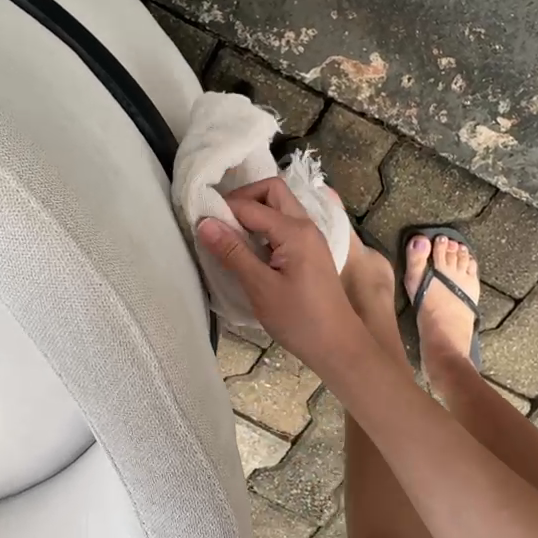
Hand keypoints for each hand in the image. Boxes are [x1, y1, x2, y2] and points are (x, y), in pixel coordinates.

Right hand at [196, 178, 366, 370]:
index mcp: (295, 231)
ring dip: (254, 212)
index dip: (222, 210)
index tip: (198, 222)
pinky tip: (249, 248)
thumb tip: (204, 223)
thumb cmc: (300, 319)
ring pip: (279, 206)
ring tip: (230, 234)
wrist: (338, 346)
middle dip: (242, 198)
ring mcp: (310, 237)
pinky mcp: (310, 250)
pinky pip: (284, 224)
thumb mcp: (260, 287)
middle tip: (219, 221)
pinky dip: (263, 226)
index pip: (250, 206)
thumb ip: (233, 252)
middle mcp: (305, 225)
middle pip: (272, 191)